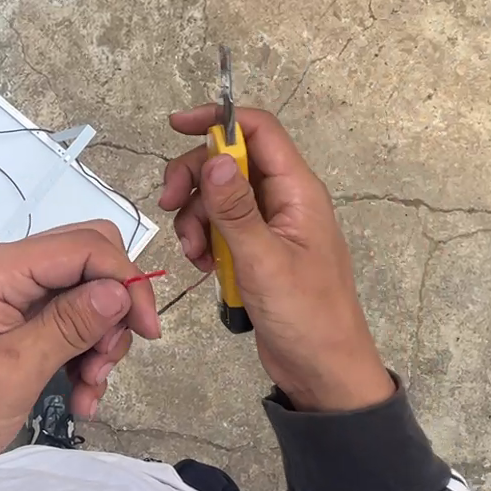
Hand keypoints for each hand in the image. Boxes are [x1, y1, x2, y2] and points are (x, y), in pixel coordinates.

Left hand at [0, 222, 162, 480]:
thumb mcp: (12, 372)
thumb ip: (67, 326)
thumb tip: (119, 291)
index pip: (83, 246)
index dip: (125, 280)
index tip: (147, 332)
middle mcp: (3, 267)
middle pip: (87, 259)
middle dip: (112, 309)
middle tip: (108, 361)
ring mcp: (9, 292)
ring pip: (84, 291)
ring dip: (99, 339)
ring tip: (89, 389)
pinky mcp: (14, 316)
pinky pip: (67, 319)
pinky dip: (82, 353)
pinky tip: (82, 395)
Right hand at [158, 105, 393, 412]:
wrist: (321, 369)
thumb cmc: (305, 315)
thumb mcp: (263, 261)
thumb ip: (235, 209)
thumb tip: (213, 158)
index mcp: (297, 191)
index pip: (258, 131)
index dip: (218, 120)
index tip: (176, 126)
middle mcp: (282, 200)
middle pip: (228, 162)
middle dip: (194, 179)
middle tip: (169, 206)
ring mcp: (267, 226)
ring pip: (217, 196)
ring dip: (195, 218)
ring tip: (194, 253)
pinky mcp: (254, 250)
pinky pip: (218, 228)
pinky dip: (202, 241)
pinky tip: (202, 267)